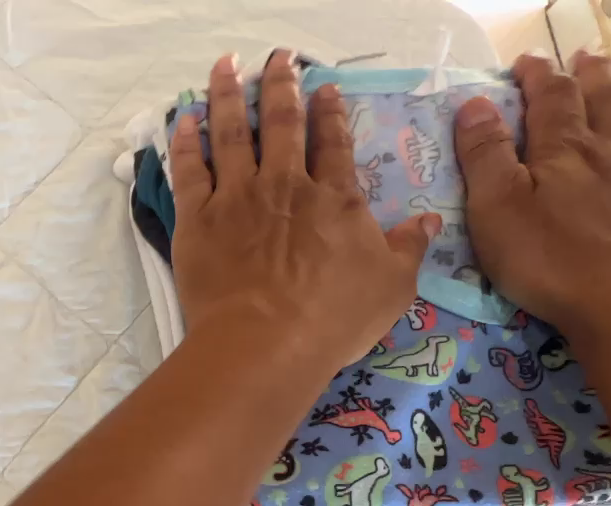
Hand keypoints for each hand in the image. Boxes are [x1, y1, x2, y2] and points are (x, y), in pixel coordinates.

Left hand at [169, 50, 439, 386]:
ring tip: (224, 65)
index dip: (329, 112)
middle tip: (277, 57)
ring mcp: (237, 199)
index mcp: (335, 198)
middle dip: (280, 84)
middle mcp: (285, 186)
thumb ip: (406, 249)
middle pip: (282, 123)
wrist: (263, 342)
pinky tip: (183, 120)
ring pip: (232, 134)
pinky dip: (184, 142)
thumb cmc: (331, 321)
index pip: (333, 142)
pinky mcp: (196, 221)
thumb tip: (427, 222)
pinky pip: (188, 171)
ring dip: (228, 95)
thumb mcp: (391, 286)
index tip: (323, 87)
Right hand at [454, 51, 610, 336]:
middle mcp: (609, 155)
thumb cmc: (544, 254)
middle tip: (586, 58)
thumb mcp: (495, 205)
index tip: (524, 63)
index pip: (551, 100)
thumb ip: (484, 156)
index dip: (538, 77)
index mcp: (564, 150)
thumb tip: (475, 105)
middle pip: (604, 103)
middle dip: (592, 77)